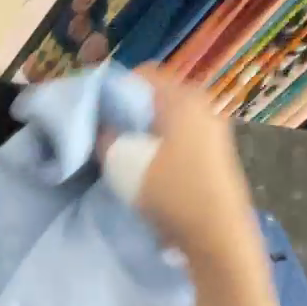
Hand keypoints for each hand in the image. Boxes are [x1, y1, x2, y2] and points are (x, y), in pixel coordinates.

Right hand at [103, 65, 260, 263]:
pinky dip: (156, 145)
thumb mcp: (122, 162)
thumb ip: (106, 136)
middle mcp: (202, 104)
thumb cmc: (169, 190)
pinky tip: (143, 168)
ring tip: (120, 155)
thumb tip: (102, 125)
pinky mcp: (212, 152)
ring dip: (140, 132)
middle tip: (102, 136)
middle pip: (154, 97)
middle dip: (126, 113)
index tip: (92, 114)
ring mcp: (211, 128)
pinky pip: (176, 136)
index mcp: (183, 97)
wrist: (214, 231)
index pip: (143, 74)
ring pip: (164, 118)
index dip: (113, 90)